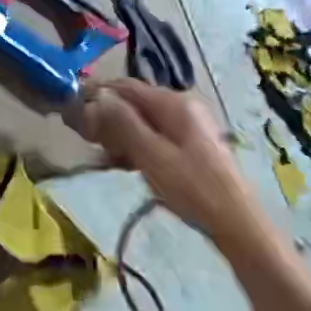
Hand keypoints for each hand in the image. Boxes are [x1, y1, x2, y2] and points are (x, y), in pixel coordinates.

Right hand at [69, 78, 271, 251]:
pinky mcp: (193, 146)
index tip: (73, 109)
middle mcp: (183, 106)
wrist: (237, 224)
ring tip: (102, 156)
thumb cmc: (193, 188)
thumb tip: (98, 97)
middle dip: (109, 116)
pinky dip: (138, 146)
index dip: (99, 94)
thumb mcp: (152, 156)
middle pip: (136, 102)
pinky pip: (157, 137)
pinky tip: (125, 165)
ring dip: (122, 134)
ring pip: (145, 121)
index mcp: (174, 103)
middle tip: (86, 138)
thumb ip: (123, 124)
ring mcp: (190, 126)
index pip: (127, 87)